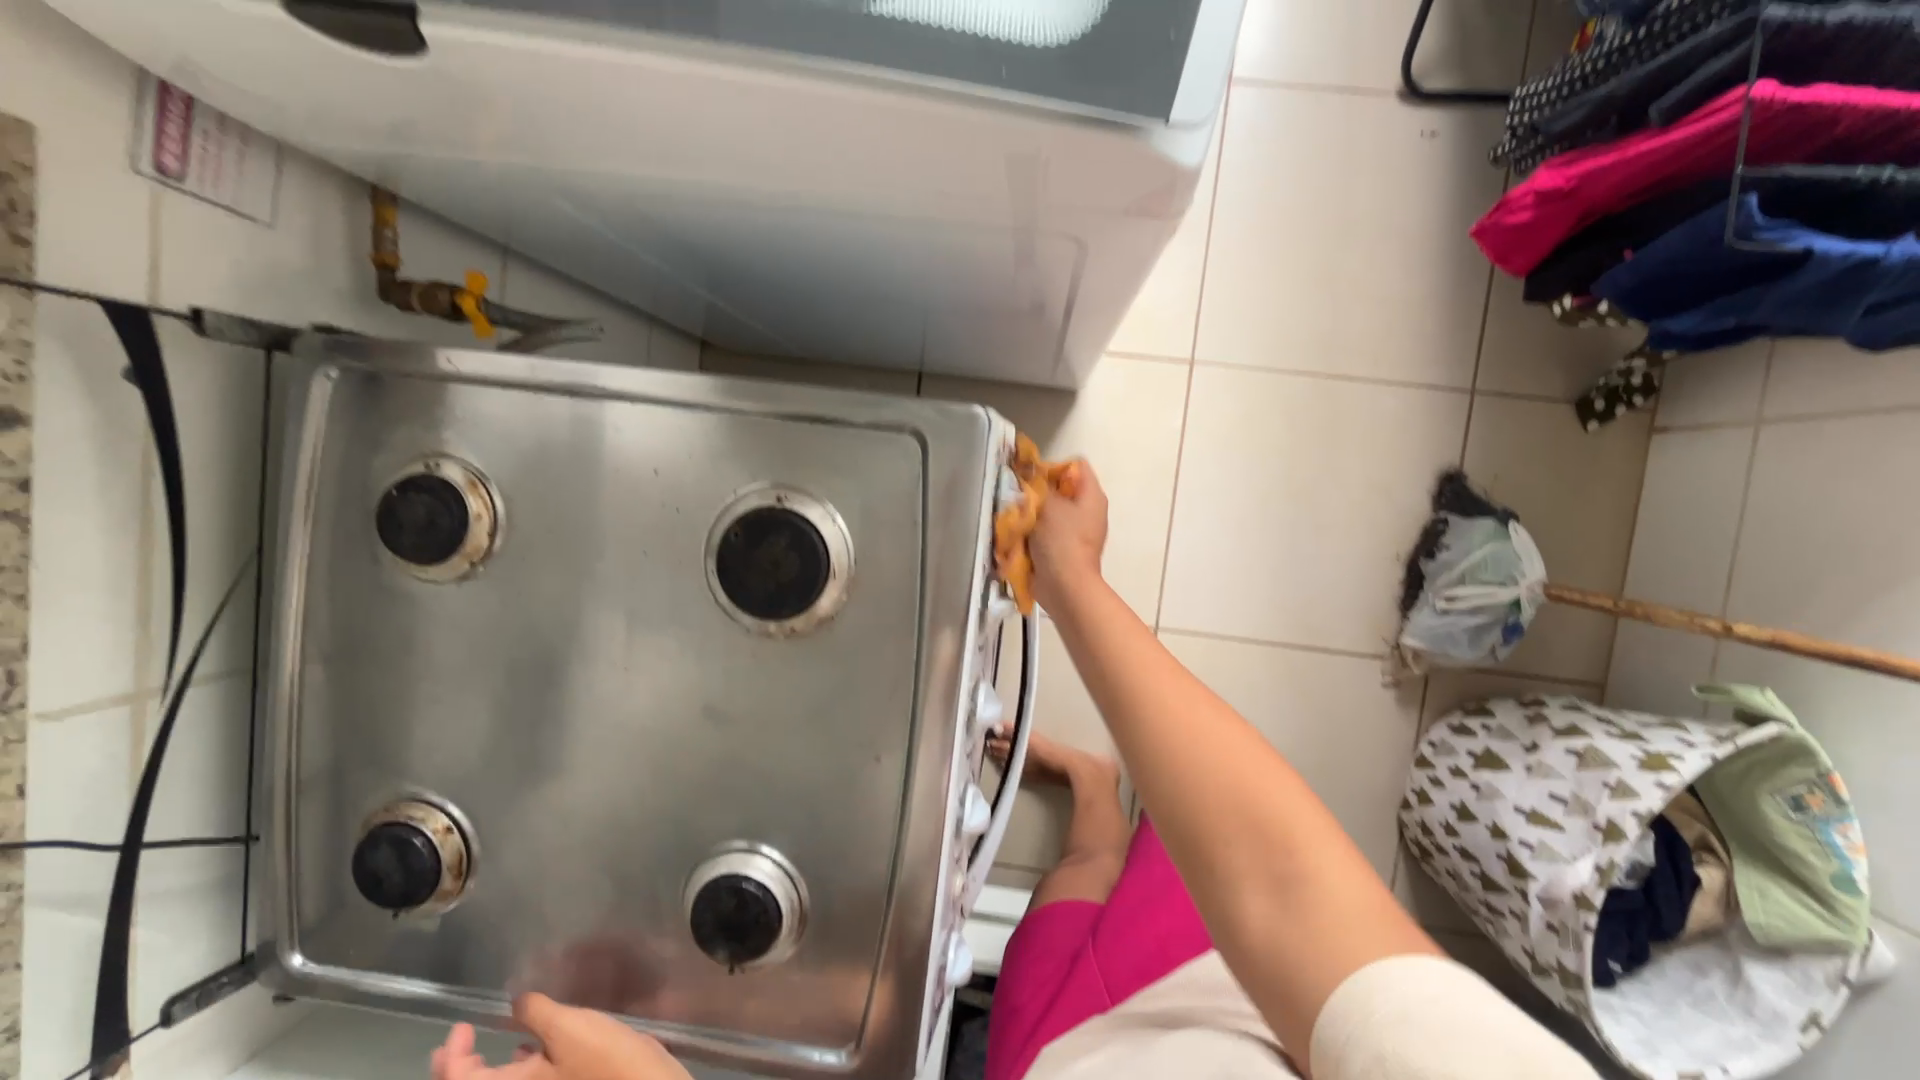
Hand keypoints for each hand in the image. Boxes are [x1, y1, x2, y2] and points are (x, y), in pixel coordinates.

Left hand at [430, 994, 693, 1079]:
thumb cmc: (603, 1064)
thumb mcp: (568, 1028)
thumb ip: (536, 1012)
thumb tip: (516, 1003)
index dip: (452, 1055)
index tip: (462, 1026)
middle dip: (458, 1069)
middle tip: (451, 1046)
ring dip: (484, 1073)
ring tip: (479, 1054)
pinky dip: (516, 1073)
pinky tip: (529, 1055)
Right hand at [1029, 459, 1107, 613]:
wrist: (1065, 587)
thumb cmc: (1061, 542)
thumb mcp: (1048, 506)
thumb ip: (1036, 485)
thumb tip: (1026, 471)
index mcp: (1092, 496)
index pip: (1075, 465)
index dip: (1052, 466)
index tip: (1032, 478)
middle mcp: (1087, 511)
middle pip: (1060, 489)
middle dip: (1037, 492)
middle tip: (1018, 497)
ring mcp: (1076, 531)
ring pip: (1049, 511)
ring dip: (1031, 514)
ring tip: (1015, 517)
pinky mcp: (1063, 549)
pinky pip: (1045, 532)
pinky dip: (1032, 532)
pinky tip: (1018, 535)